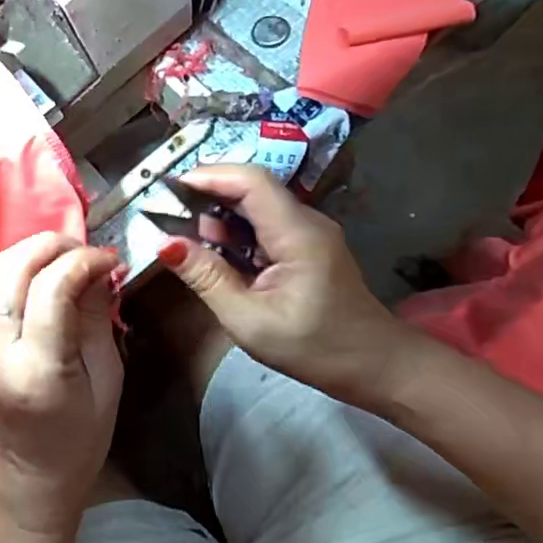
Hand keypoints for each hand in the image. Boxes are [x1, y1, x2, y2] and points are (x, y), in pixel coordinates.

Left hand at [0, 233, 123, 535]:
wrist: (27, 485)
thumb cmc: (79, 444)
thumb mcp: (108, 382)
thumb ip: (98, 320)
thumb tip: (99, 270)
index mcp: (36, 367)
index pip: (51, 286)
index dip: (84, 260)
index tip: (111, 260)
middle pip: (13, 267)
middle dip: (54, 244)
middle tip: (88, 251)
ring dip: (33, 251)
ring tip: (69, 258)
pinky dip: (19, 268)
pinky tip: (46, 275)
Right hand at [157, 165, 409, 401]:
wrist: (376, 366)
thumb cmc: (315, 349)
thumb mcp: (250, 321)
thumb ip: (207, 278)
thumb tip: (165, 244)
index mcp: (297, 233)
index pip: (252, 182)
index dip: (209, 176)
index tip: (169, 188)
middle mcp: (304, 221)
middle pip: (252, 188)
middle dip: (207, 193)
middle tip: (165, 212)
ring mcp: (307, 232)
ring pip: (256, 206)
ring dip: (218, 214)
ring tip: (181, 232)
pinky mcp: (305, 245)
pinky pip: (263, 225)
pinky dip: (234, 232)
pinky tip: (212, 251)